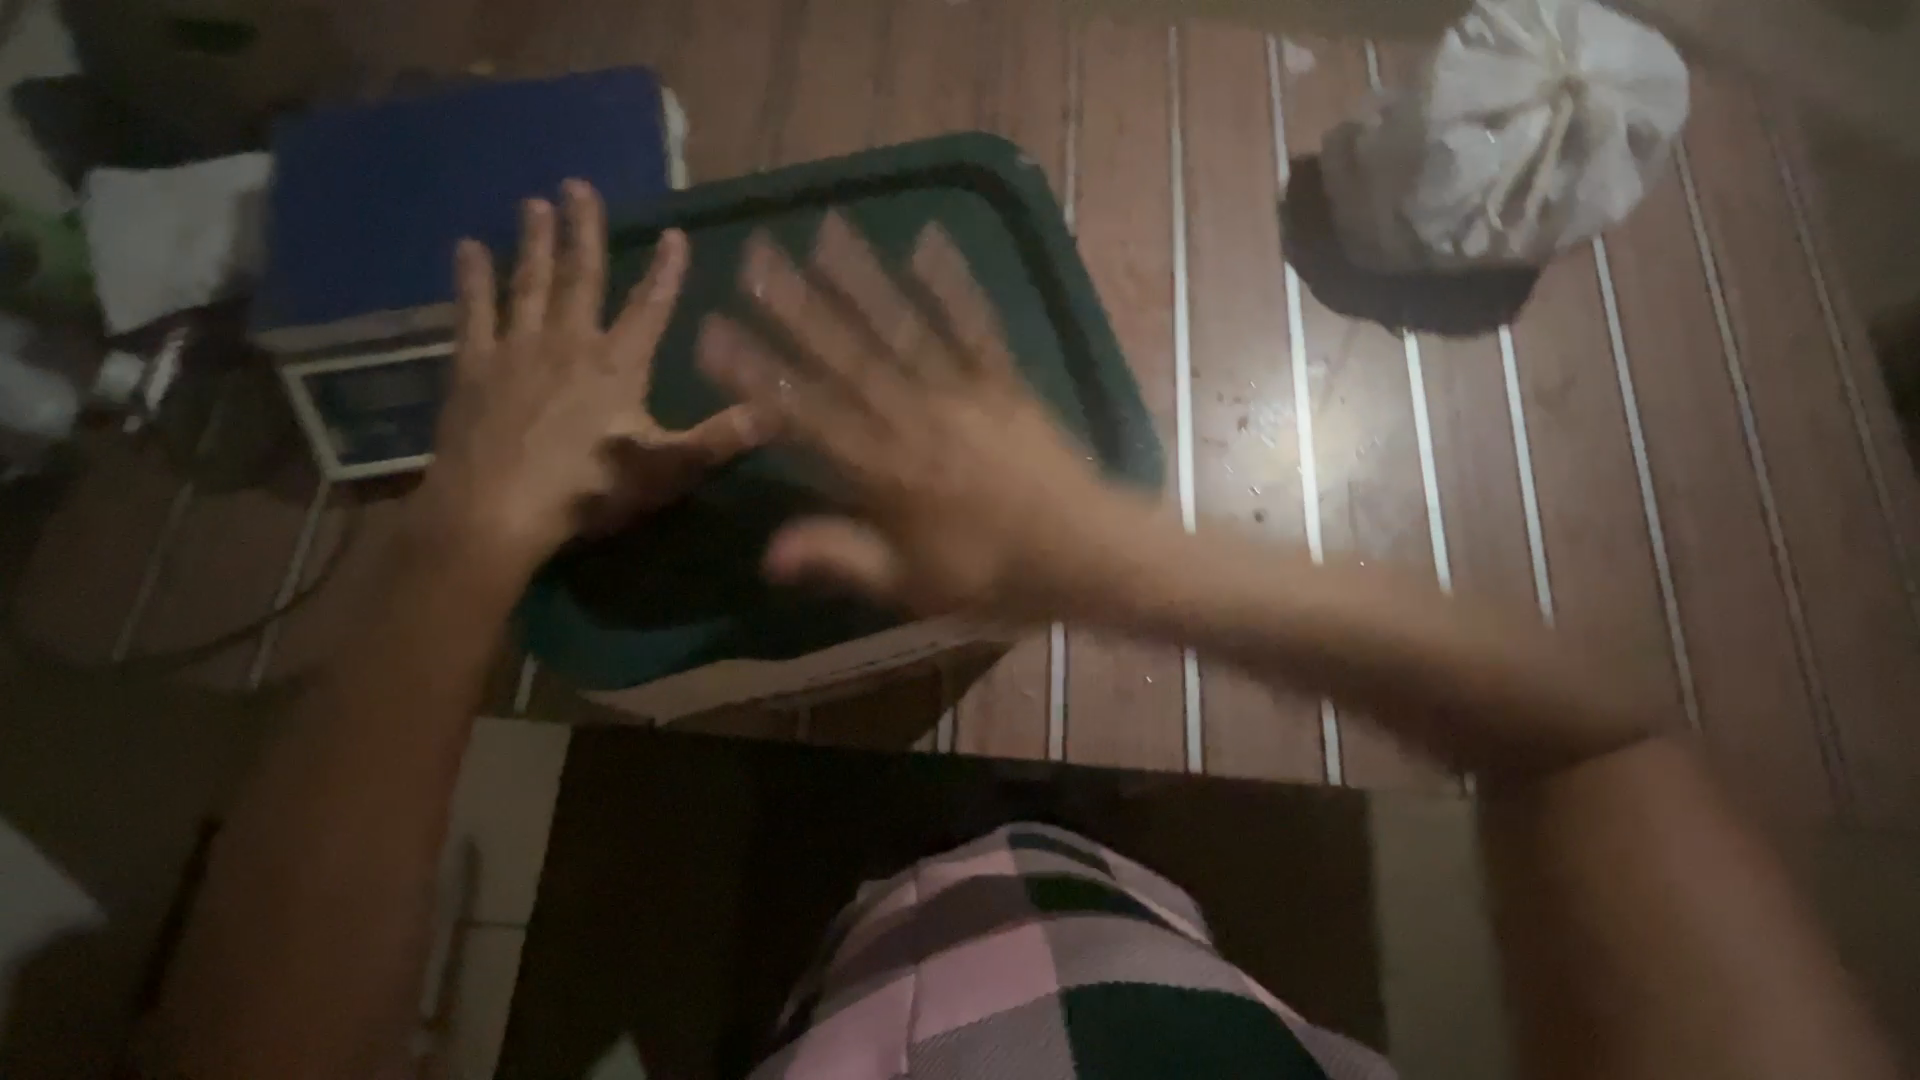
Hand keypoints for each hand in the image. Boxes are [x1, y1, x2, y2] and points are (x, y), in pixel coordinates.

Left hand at [419, 180, 765, 578]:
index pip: (650, 308)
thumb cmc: (590, 490)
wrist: (496, 510)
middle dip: (584, 232)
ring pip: (528, 284)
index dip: (665, 272)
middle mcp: (569, 343)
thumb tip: (781, 411)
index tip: (673, 234)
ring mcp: (516, 351)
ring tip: (534, 203)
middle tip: (577, 186)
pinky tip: (467, 248)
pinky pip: (473, 312)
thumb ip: (720, 437)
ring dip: (534, 243)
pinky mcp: (473, 368)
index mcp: (618, 365)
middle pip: (581, 278)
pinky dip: (472, 279)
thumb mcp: (667, 468)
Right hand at [695, 213, 1146, 619]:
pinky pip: (976, 328)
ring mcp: (963, 396)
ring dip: (861, 280)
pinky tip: (928, 241)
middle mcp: (915, 422)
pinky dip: (952, 283)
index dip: (756, 377)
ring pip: (903, 332)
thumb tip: (767, 550)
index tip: (714, 333)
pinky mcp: (1006, 385)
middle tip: (753, 258)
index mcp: (885, 476)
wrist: (1087, 557)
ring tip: (824, 231)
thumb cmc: (996, 579)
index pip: (806, 418)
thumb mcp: (913, 587)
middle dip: (795, 308)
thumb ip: (842, 558)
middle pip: (847, 360)